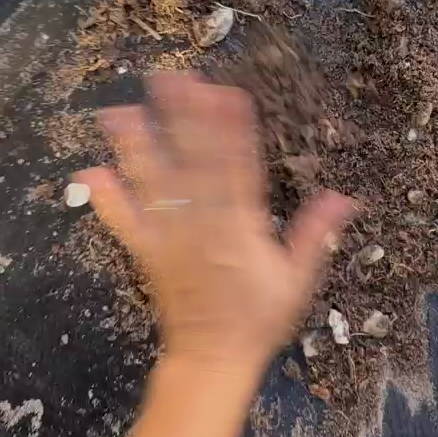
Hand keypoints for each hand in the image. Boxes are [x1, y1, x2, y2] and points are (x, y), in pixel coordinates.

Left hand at [78, 74, 356, 380]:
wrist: (214, 358)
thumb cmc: (259, 317)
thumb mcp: (298, 278)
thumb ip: (315, 234)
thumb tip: (345, 197)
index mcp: (242, 228)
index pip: (239, 169)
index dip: (233, 130)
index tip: (227, 93)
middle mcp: (203, 227)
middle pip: (193, 165)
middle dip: (183, 120)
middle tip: (170, 79)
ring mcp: (171, 239)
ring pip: (156, 186)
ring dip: (139, 148)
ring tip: (121, 112)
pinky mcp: (147, 253)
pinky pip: (126, 225)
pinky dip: (108, 200)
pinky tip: (92, 172)